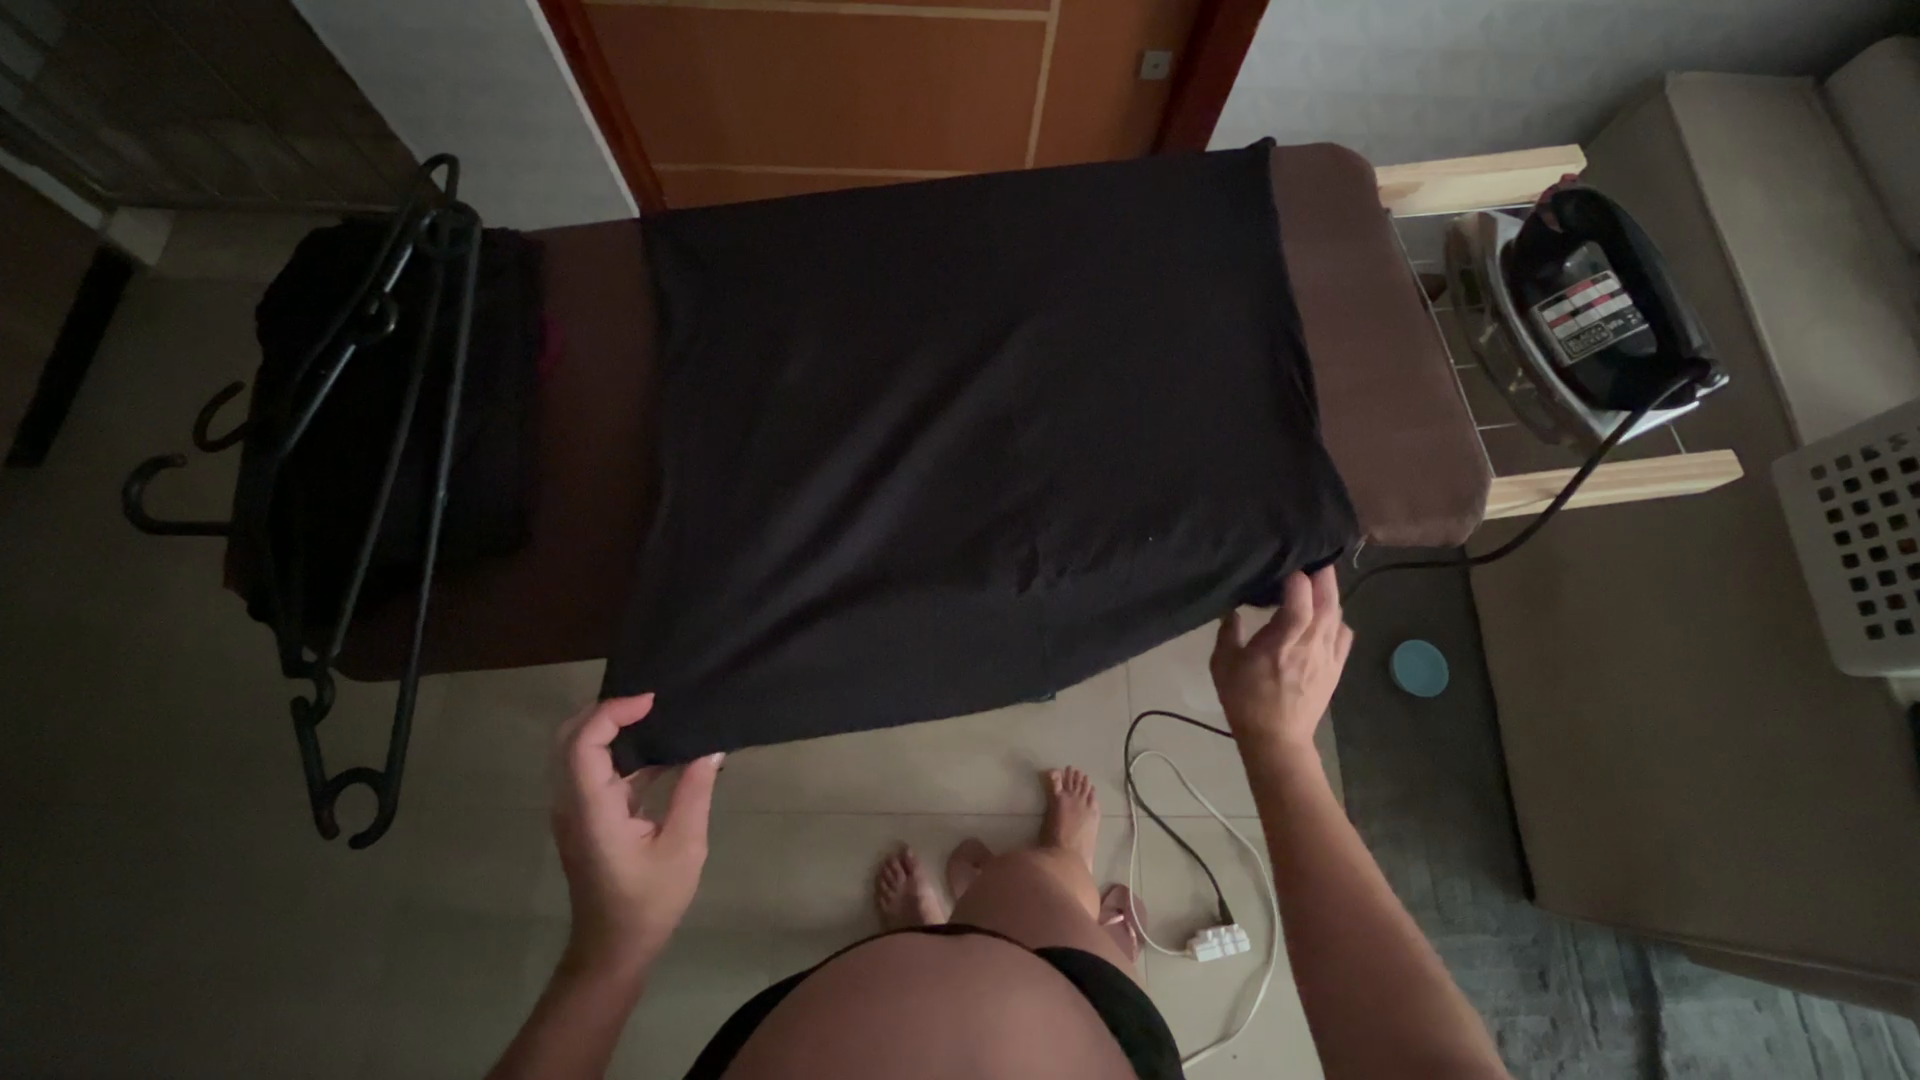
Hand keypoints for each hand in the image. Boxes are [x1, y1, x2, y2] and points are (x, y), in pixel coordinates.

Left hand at [551, 694, 722, 976]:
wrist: (614, 948)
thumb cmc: (649, 901)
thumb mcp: (684, 846)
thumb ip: (694, 792)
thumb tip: (711, 748)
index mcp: (592, 810)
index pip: (584, 743)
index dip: (613, 712)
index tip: (652, 701)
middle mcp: (571, 804)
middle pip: (569, 739)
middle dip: (604, 710)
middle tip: (648, 700)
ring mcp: (573, 812)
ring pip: (575, 752)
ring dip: (607, 727)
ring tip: (653, 714)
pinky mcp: (584, 818)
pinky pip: (591, 770)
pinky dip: (616, 750)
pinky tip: (657, 750)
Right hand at [1210, 566, 1352, 757]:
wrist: (1276, 739)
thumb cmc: (1245, 701)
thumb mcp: (1223, 664)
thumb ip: (1228, 632)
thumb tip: (1233, 610)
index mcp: (1282, 642)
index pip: (1299, 601)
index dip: (1297, 577)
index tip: (1287, 563)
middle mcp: (1311, 645)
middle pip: (1327, 602)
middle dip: (1322, 576)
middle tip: (1313, 556)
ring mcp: (1328, 656)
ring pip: (1338, 615)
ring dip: (1330, 594)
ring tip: (1319, 579)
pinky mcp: (1336, 668)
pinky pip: (1344, 634)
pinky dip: (1338, 618)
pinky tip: (1328, 615)